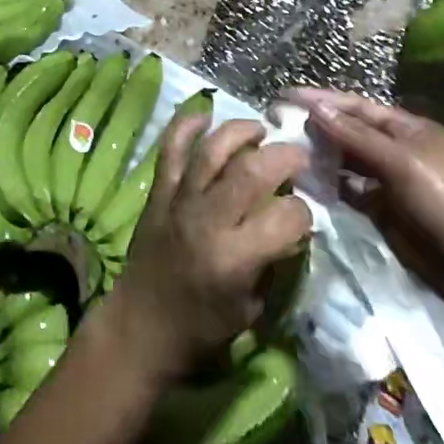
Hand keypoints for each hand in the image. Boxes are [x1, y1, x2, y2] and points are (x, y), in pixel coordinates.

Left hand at [101, 116, 312, 384]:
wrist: (139, 329)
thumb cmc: (201, 327)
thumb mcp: (252, 307)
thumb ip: (276, 261)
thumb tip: (296, 224)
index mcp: (235, 258)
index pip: (287, 216)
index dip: (304, 212)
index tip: (303, 215)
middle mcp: (208, 221)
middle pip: (253, 169)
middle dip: (286, 157)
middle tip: (298, 158)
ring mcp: (178, 201)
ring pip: (213, 149)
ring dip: (242, 131)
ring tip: (261, 131)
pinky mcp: (157, 192)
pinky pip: (169, 148)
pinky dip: (186, 125)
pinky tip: (206, 115)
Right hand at [286, 88, 443, 315]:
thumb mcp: (406, 163)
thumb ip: (358, 138)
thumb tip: (315, 109)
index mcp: (407, 128)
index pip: (356, 106)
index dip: (321, 100)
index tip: (283, 97)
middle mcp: (396, 151)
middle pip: (349, 133)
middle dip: (315, 128)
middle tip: (273, 128)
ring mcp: (391, 184)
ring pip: (346, 165)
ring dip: (319, 158)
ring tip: (280, 155)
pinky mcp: (386, 216)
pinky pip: (351, 196)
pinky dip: (331, 190)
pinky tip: (305, 187)